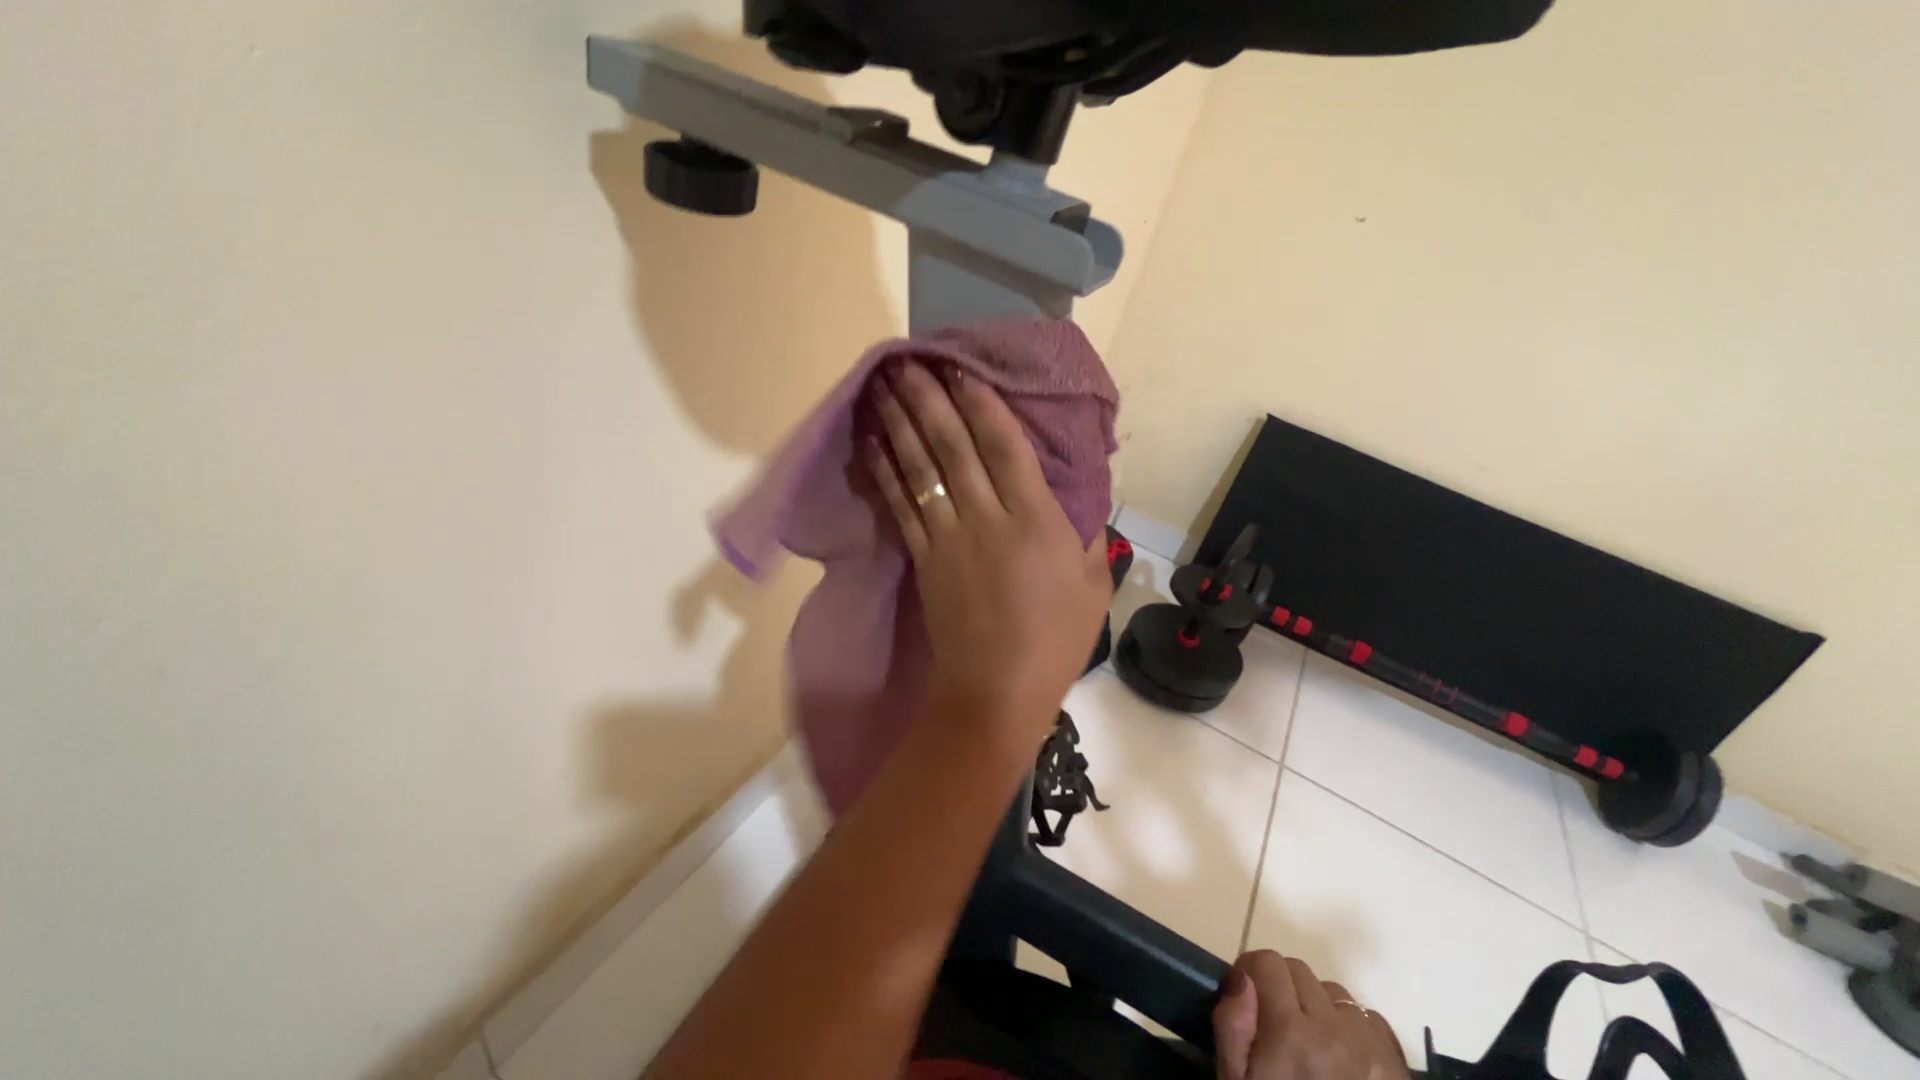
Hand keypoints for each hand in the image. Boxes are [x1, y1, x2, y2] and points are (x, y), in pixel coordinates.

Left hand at [864, 361, 1111, 746]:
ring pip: (919, 469)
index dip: (981, 404)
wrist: (995, 692)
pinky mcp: (923, 559)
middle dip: (928, 400)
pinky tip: (872, 444)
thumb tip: (1079, 493)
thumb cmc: (1055, 641)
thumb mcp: (1092, 585)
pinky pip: (900, 505)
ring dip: (900, 424)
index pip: (1003, 447)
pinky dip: (885, 471)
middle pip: (952, 447)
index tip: (961, 369)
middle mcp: (985, 518)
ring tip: (884, 387)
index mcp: (1034, 520)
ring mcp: (947, 538)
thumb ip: (1087, 533)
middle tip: (907, 361)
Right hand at [1213, 951, 1409, 1079]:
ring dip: (1315, 1006)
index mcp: (1290, 1034)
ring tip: (1308, 1046)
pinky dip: (1348, 1027)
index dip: (1249, 972)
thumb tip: (1241, 977)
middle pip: (1300, 970)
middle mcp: (1335, 1029)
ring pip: (1334, 992)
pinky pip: (1367, 1018)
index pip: (1268, 962)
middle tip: (1272, 1026)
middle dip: (1280, 987)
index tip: (1245, 999)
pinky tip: (1339, 1059)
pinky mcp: (1396, 1065)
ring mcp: (1371, 1047)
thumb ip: (1233, 1028)